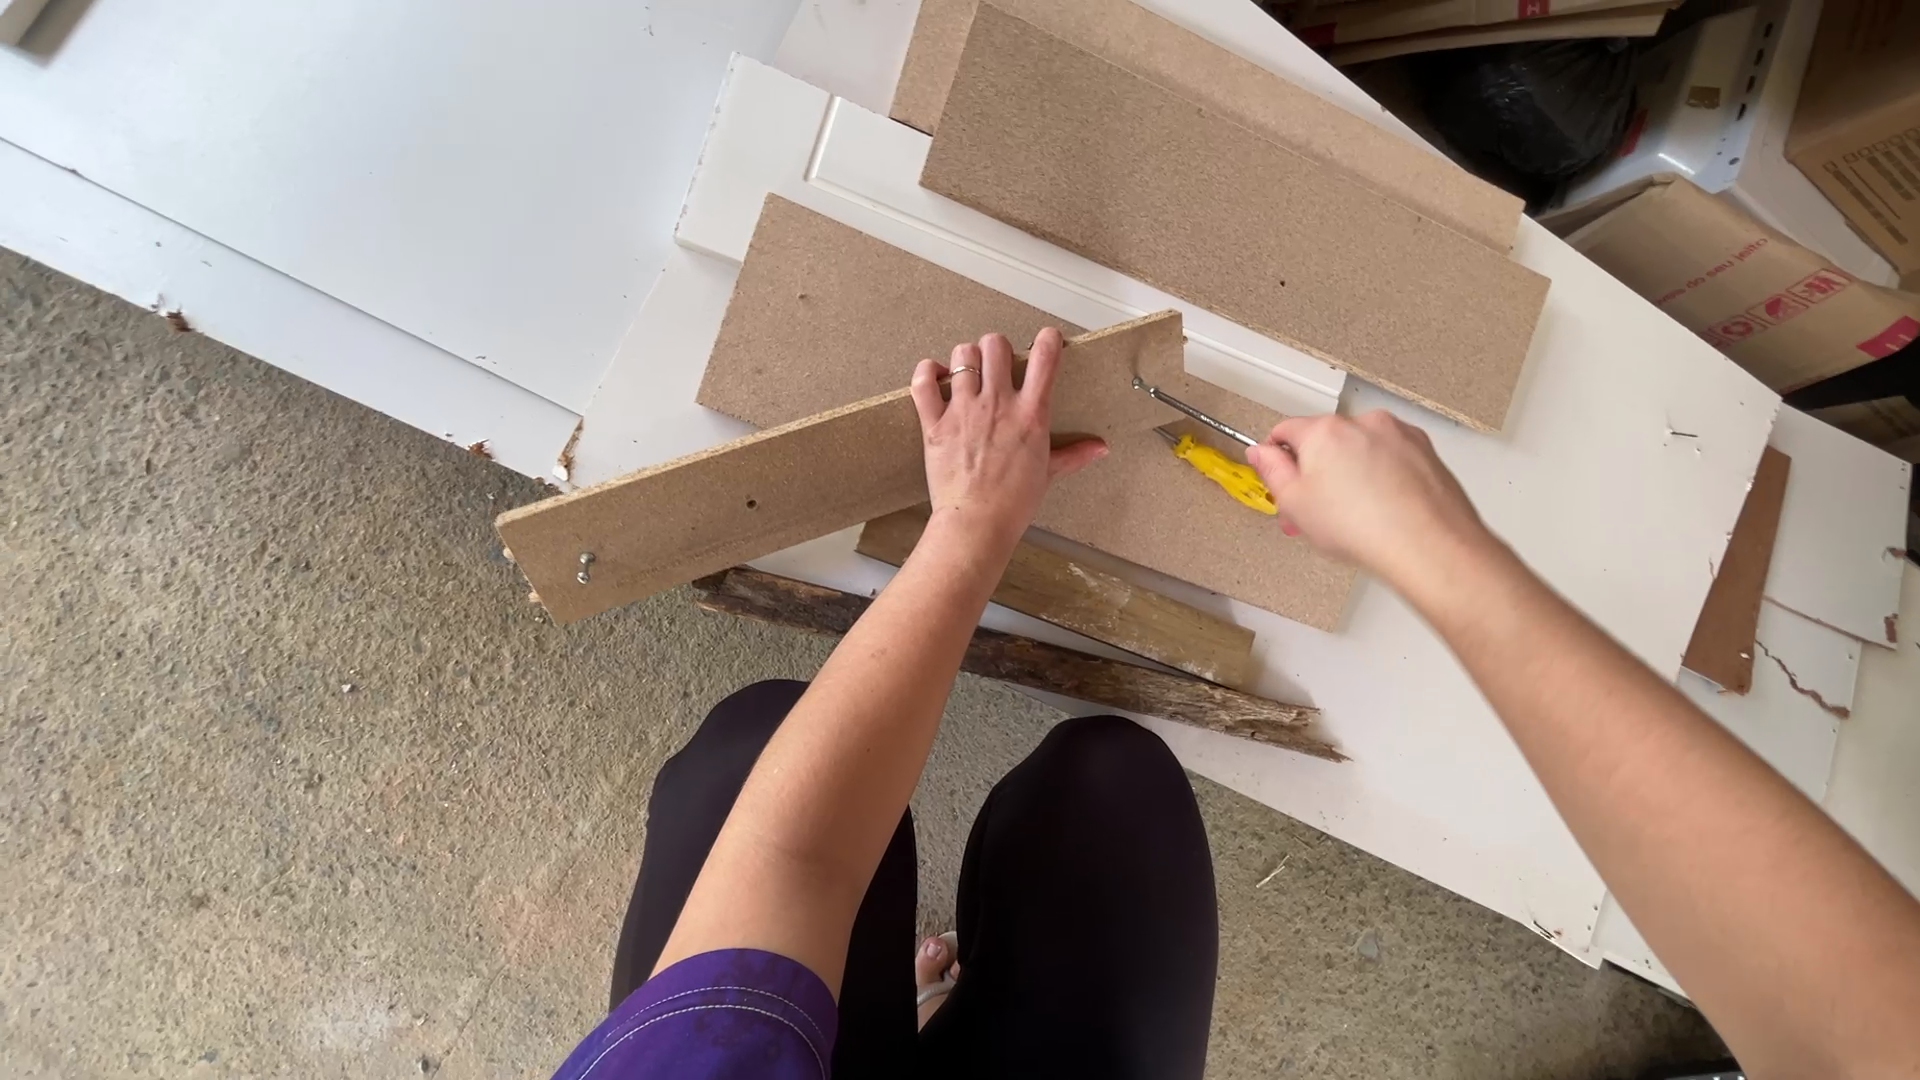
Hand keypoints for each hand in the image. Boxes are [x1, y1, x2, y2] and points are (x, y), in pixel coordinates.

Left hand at [910, 329, 1107, 555]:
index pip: (1046, 356)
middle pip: (996, 344)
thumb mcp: (1048, 474)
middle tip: (996, 366)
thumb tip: (1099, 449)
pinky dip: (927, 372)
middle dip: (997, 349)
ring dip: (965, 359)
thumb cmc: (1012, 504)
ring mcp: (963, 410)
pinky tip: (935, 377)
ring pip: (963, 355)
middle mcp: (997, 404)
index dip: (1047, 340)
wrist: (977, 524)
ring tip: (967, 374)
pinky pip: (924, 382)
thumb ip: (1074, 455)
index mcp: (1030, 414)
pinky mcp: (935, 423)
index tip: (1046, 342)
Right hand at [1246, 410, 1494, 590]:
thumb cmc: (1363, 528)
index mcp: (1325, 431)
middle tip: (1310, 509)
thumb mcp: (1293, 504)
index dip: (1275, 458)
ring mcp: (1398, 435)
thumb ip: (1271, 470)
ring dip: (1345, 474)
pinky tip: (1375, 509)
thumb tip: (1262, 452)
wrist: (1428, 546)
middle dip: (1313, 472)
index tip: (1278, 478)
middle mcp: (1363, 423)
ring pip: (1357, 449)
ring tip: (1347, 515)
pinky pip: (1387, 457)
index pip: (1284, 431)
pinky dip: (1377, 476)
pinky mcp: (1424, 451)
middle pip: (1323, 441)